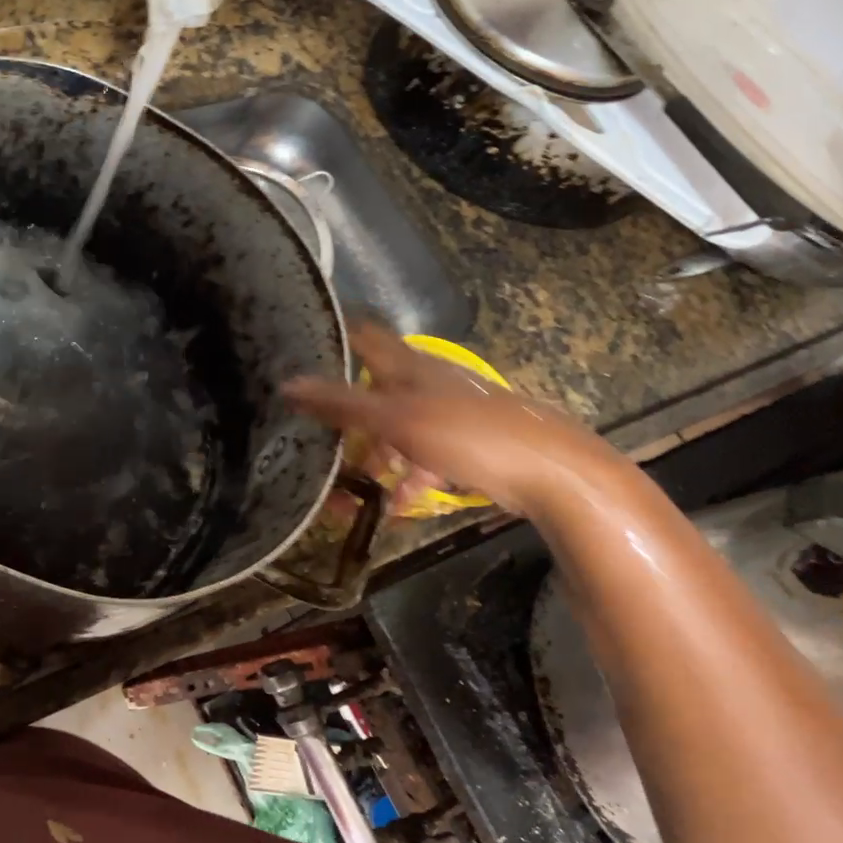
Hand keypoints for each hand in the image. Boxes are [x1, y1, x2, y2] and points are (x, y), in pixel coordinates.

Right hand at [284, 321, 629, 515]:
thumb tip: (285, 384)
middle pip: (374, 391)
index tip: (297, 349)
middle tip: (318, 444)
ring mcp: (451, 414)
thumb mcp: (397, 420)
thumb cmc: (471, 436)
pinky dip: (408, 477)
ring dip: (374, 457)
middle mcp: (429, 382)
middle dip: (345, 419)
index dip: (332, 337)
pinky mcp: (470, 445)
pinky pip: (424, 457)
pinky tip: (402, 504)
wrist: (557, 476)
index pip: (362, 338)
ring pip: (397, 429)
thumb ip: (341, 404)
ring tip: (353, 493)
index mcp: (411, 366)